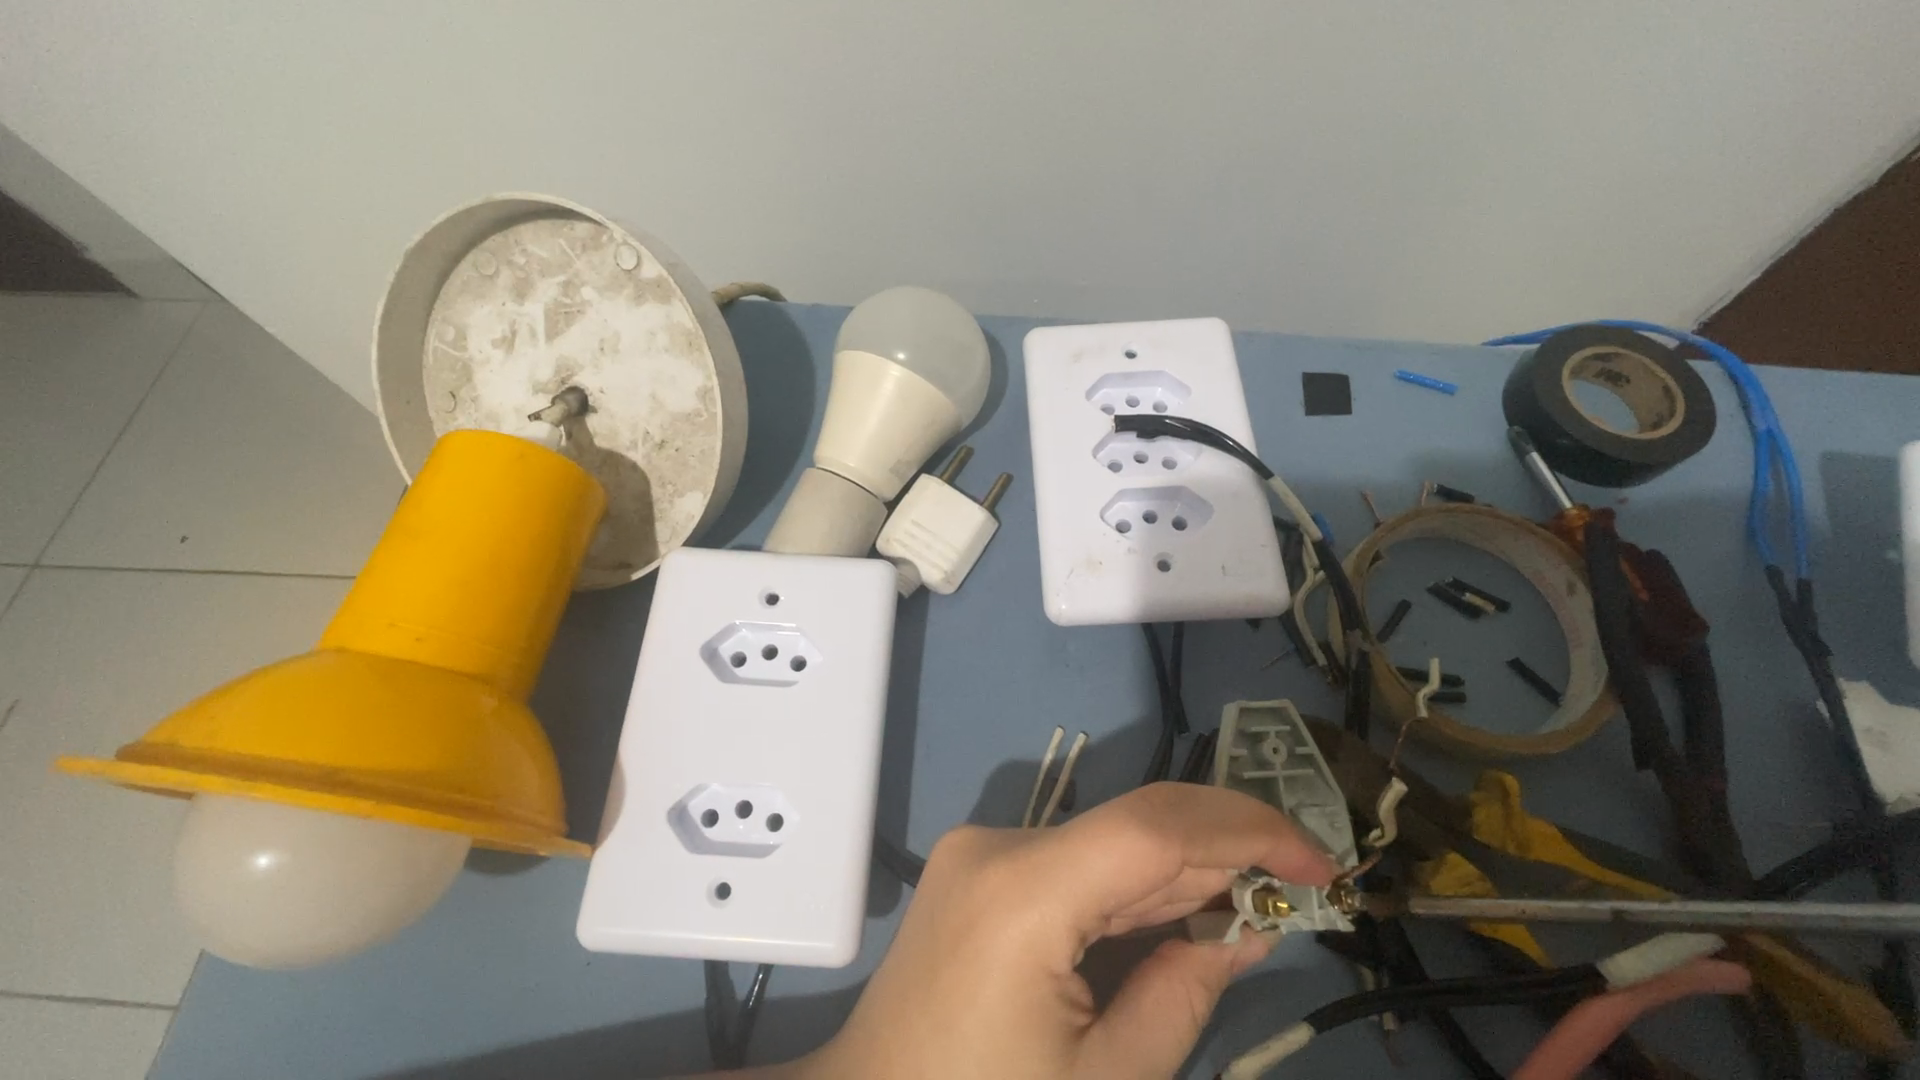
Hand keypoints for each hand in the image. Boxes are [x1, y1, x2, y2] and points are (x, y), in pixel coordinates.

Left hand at [800, 782, 1336, 1079]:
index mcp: (1024, 891)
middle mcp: (998, 844)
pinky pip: (1074, 863)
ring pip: (1108, 843)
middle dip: (1226, 850)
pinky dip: (1134, 887)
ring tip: (1256, 904)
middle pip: (1134, 826)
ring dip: (1184, 870)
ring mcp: (981, 851)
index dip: (1248, 830)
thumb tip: (1247, 925)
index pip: (1155, 828)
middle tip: (1303, 887)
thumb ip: (1183, 990)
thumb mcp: (1105, 1078)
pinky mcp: (978, 869)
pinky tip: (1183, 912)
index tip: (1321, 860)